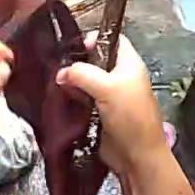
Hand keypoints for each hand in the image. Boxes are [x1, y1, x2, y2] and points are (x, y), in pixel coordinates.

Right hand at [56, 34, 166, 176]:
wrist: (137, 156)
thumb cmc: (129, 117)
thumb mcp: (107, 88)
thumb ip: (82, 75)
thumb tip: (60, 73)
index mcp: (129, 63)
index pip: (112, 39)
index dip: (94, 38)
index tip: (74, 47)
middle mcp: (120, 75)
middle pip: (96, 59)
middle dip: (77, 61)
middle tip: (58, 67)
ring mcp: (110, 94)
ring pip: (87, 79)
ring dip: (73, 81)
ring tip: (56, 83)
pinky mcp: (100, 111)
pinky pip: (83, 97)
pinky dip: (73, 97)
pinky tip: (60, 98)